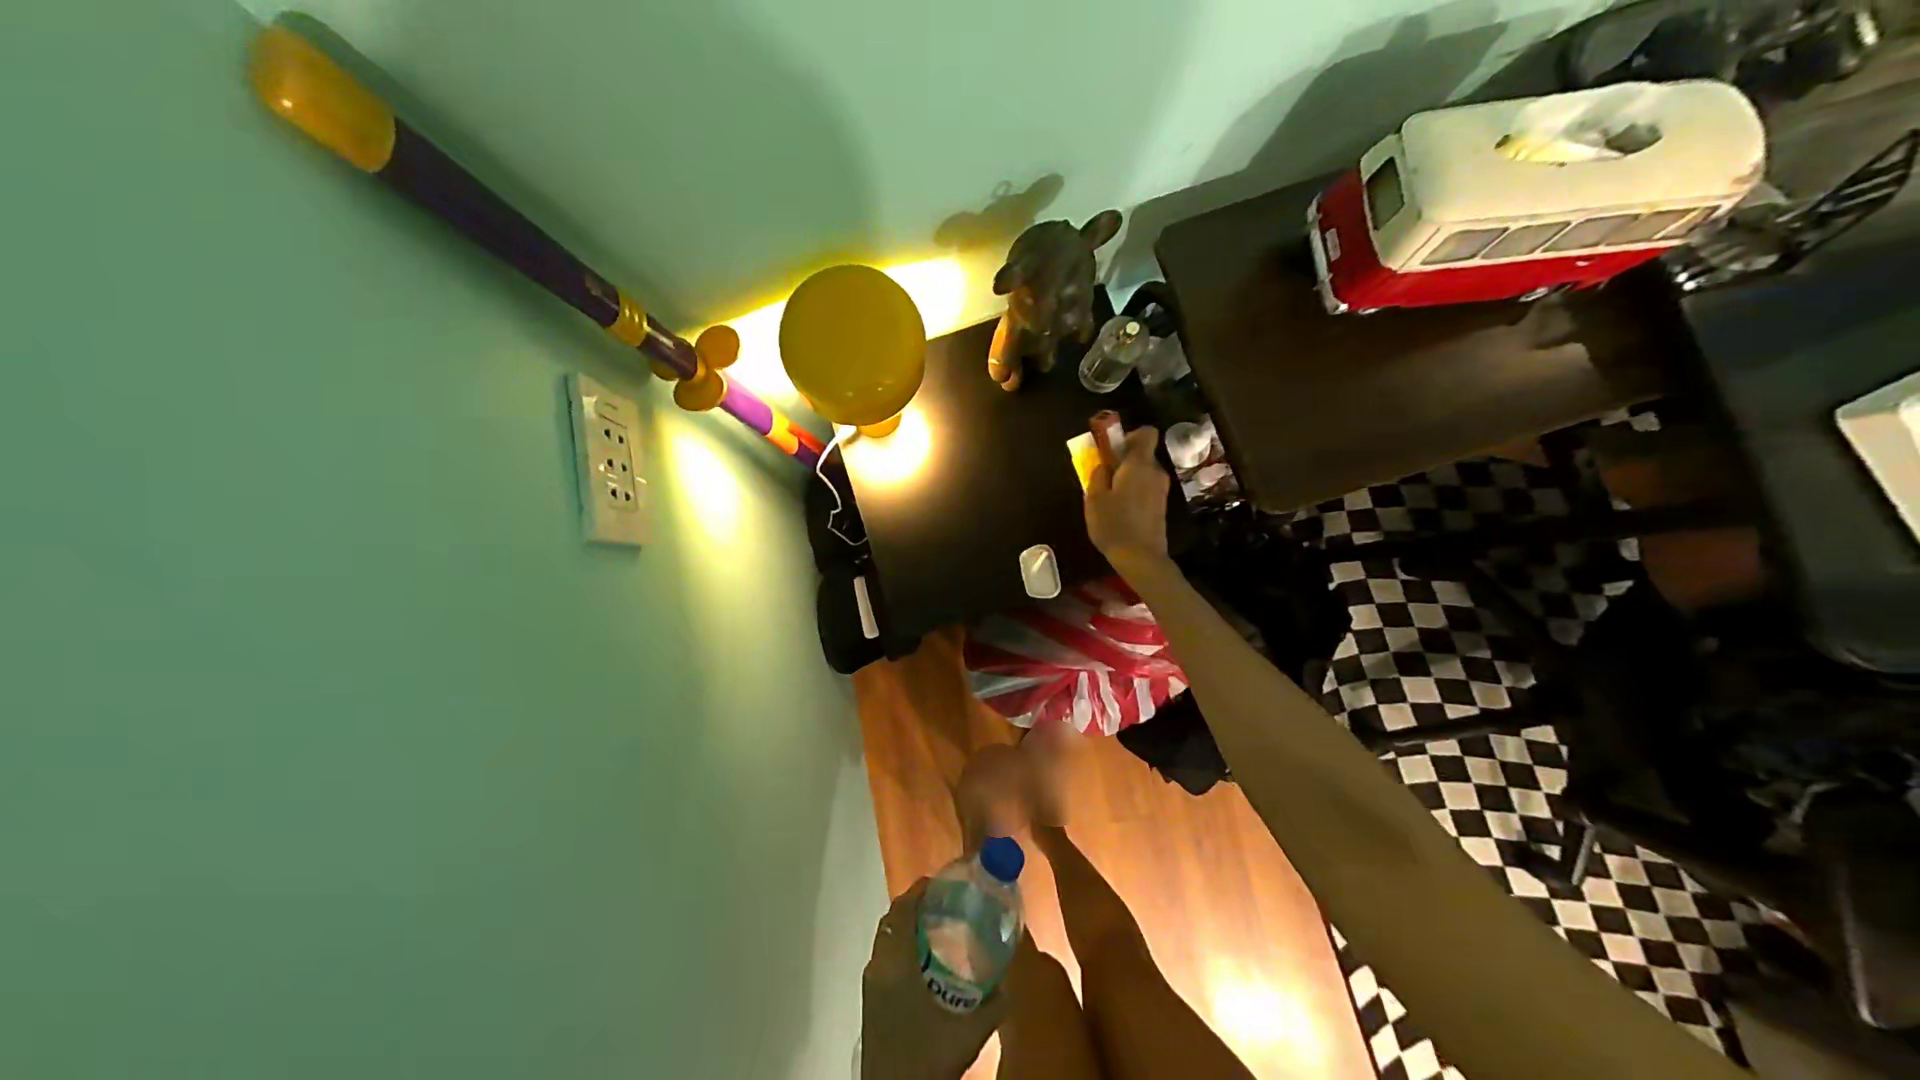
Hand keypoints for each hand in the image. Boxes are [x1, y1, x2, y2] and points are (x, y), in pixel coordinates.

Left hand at [860, 880, 1008, 1079]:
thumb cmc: (928, 1058)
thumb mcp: (969, 1033)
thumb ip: (994, 1004)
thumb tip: (1013, 980)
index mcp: (896, 965)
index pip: (901, 911)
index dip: (918, 892)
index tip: (941, 882)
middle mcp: (878, 968)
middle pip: (891, 922)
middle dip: (914, 907)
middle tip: (944, 904)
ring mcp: (870, 986)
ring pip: (886, 942)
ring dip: (907, 929)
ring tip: (938, 930)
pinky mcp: (870, 1003)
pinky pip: (884, 960)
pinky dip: (902, 950)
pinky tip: (926, 965)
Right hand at [1084, 425, 1171, 576]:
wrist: (1141, 557)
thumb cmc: (1114, 524)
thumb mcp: (1094, 498)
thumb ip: (1097, 474)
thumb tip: (1102, 464)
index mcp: (1139, 464)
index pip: (1146, 432)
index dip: (1129, 435)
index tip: (1112, 450)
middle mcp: (1155, 472)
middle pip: (1142, 454)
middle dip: (1123, 460)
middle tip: (1103, 477)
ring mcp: (1161, 489)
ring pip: (1143, 472)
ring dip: (1128, 477)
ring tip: (1110, 497)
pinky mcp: (1161, 505)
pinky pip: (1146, 487)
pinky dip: (1134, 491)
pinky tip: (1120, 510)